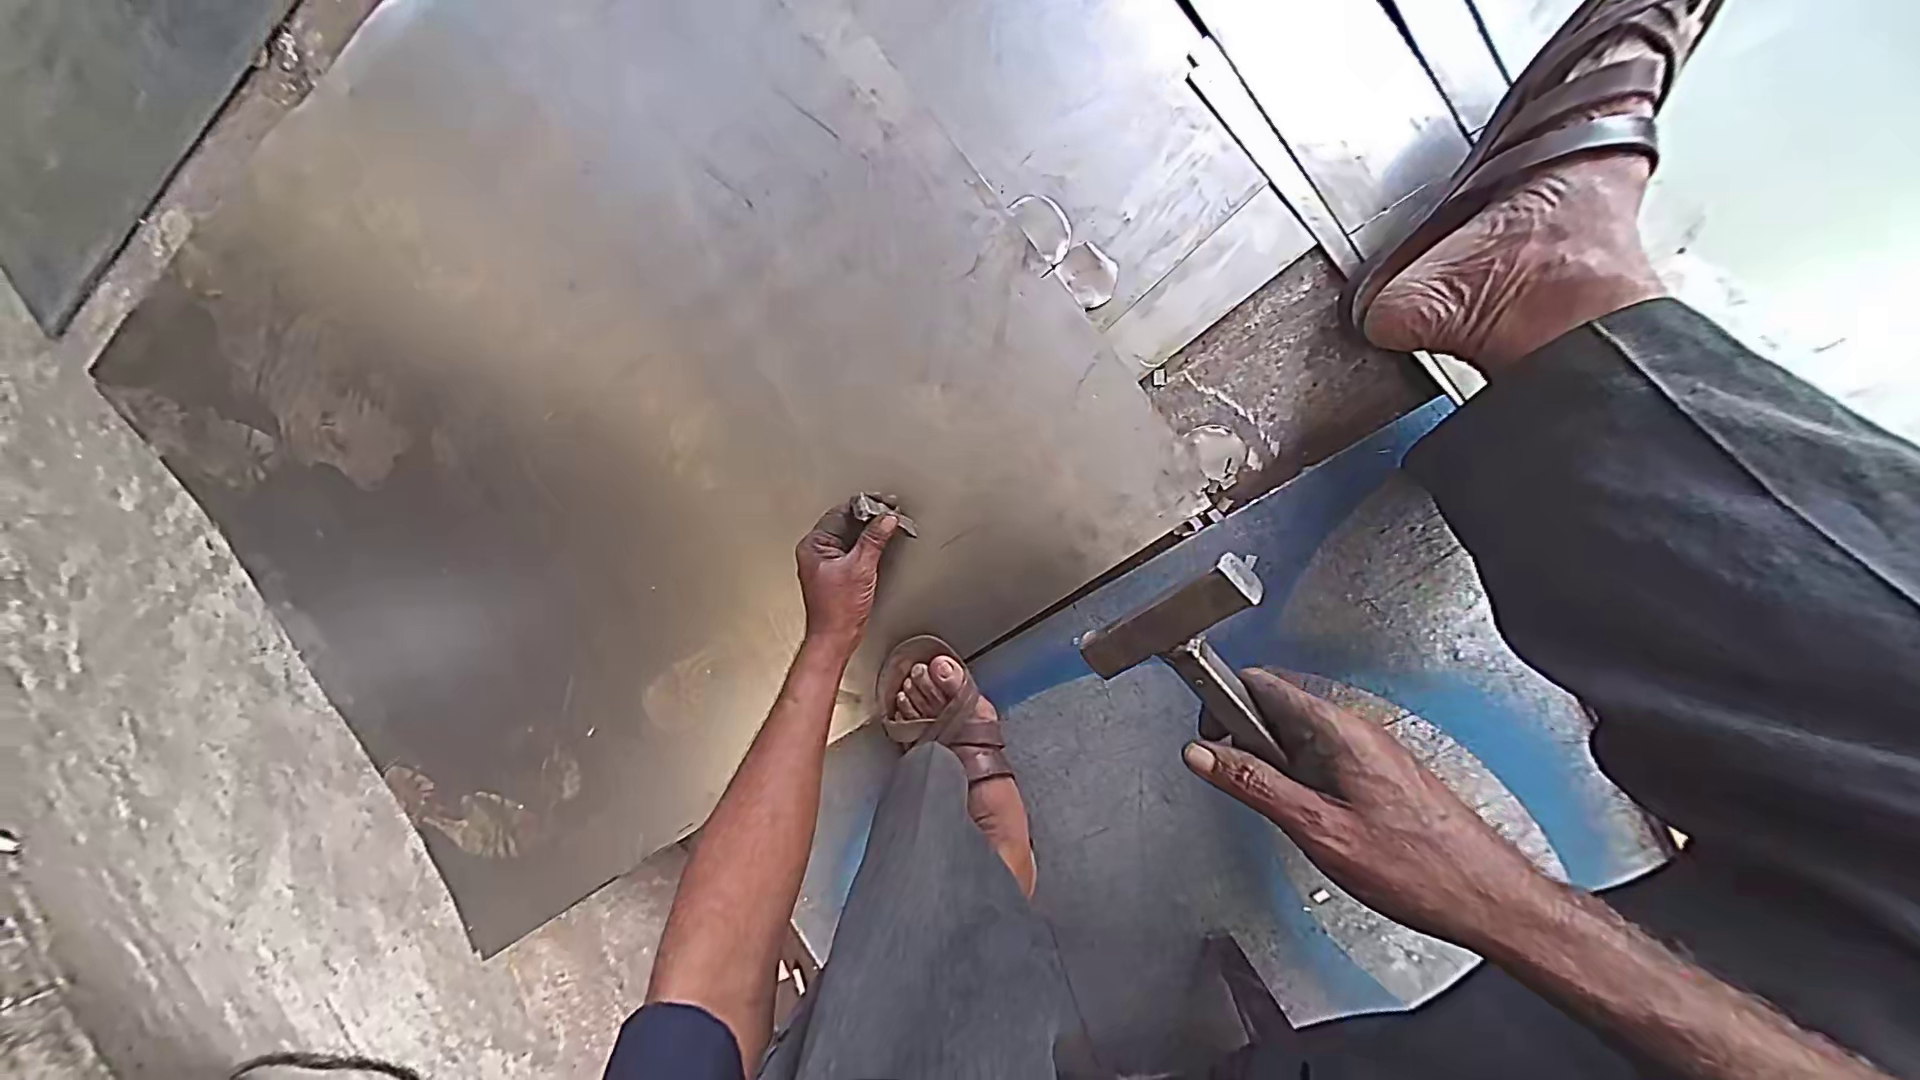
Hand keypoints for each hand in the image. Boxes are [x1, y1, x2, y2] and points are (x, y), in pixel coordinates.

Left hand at [795, 496, 900, 653]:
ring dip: (871, 530)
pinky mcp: (839, 572)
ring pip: (852, 536)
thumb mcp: (860, 568)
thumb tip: (886, 519)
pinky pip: (856, 549)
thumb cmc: (836, 610)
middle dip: (870, 517)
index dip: (864, 506)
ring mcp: (828, 562)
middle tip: (890, 512)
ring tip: (890, 524)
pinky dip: (870, 544)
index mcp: (814, 545)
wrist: (836, 638)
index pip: (840, 513)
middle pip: (847, 523)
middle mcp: (818, 551)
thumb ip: (874, 539)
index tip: (883, 503)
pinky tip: (883, 542)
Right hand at [1183, 668, 1555, 949]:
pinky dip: (1297, 773)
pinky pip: (1317, 753)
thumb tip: (1201, 754)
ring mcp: (1366, 747)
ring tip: (1284, 805)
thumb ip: (1252, 784)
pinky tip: (1311, 812)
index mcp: (1336, 729)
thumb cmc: (1421, 870)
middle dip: (1244, 737)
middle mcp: (1352, 727)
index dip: (1222, 703)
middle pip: (1272, 705)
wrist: (1495, 902)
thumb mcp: (1318, 829)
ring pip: (1293, 731)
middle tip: (1244, 781)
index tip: (1210, 737)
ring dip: (1271, 759)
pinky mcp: (1375, 768)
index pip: (1258, 683)